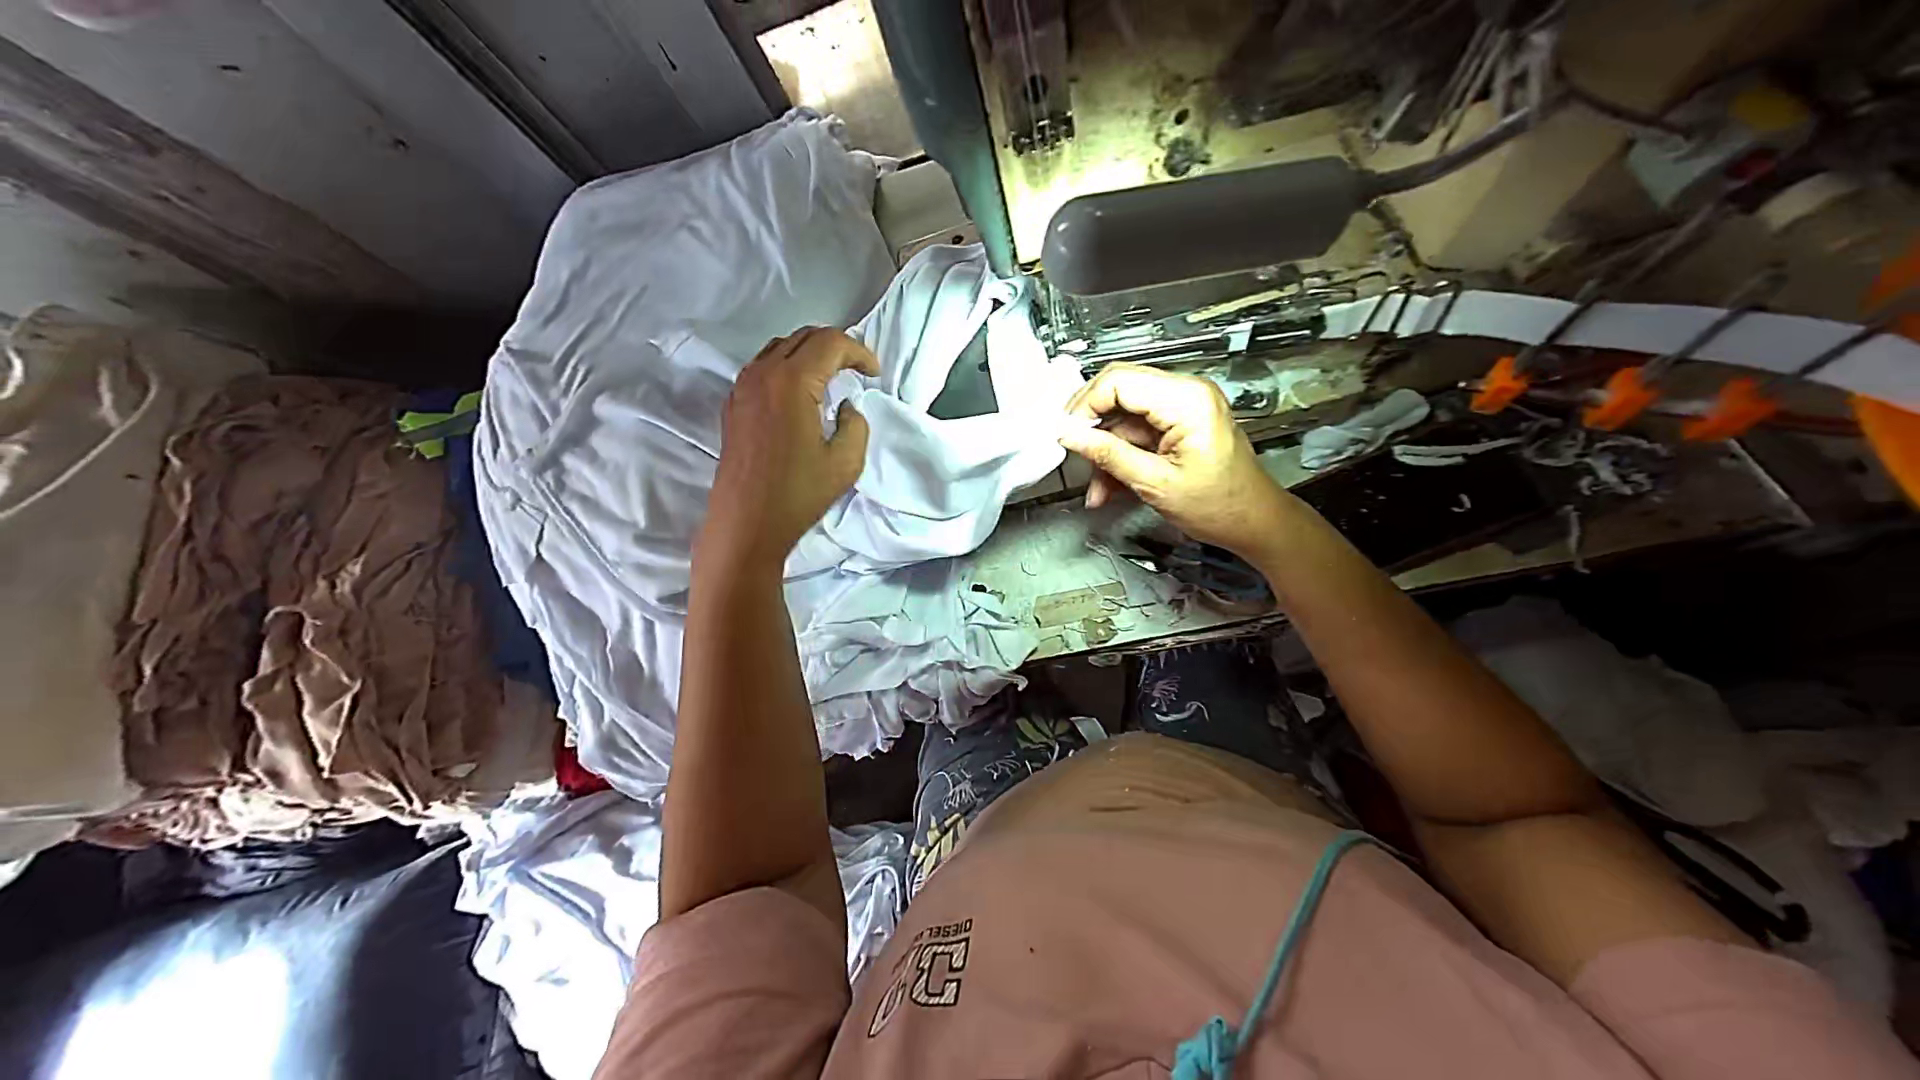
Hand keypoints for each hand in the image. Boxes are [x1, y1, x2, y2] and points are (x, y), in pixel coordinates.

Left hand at [700, 327, 878, 567]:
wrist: (746, 524)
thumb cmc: (798, 495)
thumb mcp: (846, 461)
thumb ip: (856, 424)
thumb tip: (845, 407)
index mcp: (792, 382)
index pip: (830, 343)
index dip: (859, 352)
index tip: (873, 373)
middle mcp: (762, 374)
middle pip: (803, 337)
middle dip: (836, 347)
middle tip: (856, 371)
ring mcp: (742, 388)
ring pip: (780, 348)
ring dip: (809, 355)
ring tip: (831, 378)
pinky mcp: (733, 405)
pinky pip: (762, 368)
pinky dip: (786, 369)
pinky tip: (800, 395)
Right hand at [1058, 363, 1296, 558]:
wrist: (1254, 523)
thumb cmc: (1222, 506)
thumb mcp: (1155, 483)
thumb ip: (1107, 454)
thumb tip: (1069, 434)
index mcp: (1187, 400)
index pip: (1118, 381)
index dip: (1085, 405)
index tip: (1066, 433)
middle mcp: (1186, 394)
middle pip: (1118, 391)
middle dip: (1091, 425)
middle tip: (1071, 451)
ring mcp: (1181, 408)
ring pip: (1122, 417)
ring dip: (1104, 450)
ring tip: (1096, 487)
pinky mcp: (1177, 424)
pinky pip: (1136, 432)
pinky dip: (1120, 457)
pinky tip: (1109, 486)